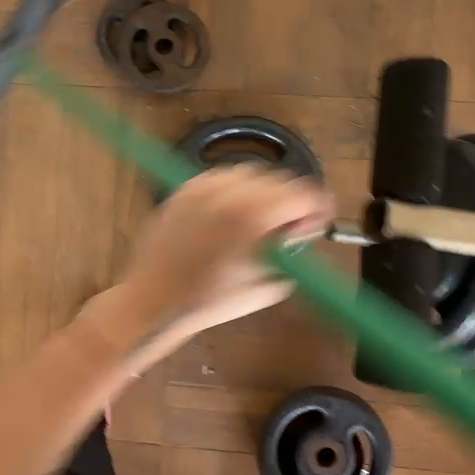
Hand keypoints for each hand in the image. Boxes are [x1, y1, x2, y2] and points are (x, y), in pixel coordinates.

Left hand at [109, 165, 334, 342]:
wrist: (154, 299)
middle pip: (277, 180)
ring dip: (261, 192)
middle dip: (290, 200)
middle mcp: (228, 192)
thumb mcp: (266, 284)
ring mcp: (201, 188)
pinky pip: (217, 178)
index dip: (317, 207)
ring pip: (247, 173)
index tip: (319, 221)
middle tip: (291, 225)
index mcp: (252, 215)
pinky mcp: (182, 190)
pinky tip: (229, 213)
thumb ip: (290, 252)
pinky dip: (231, 190)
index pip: (302, 193)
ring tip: (259, 220)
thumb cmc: (211, 301)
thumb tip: (303, 231)